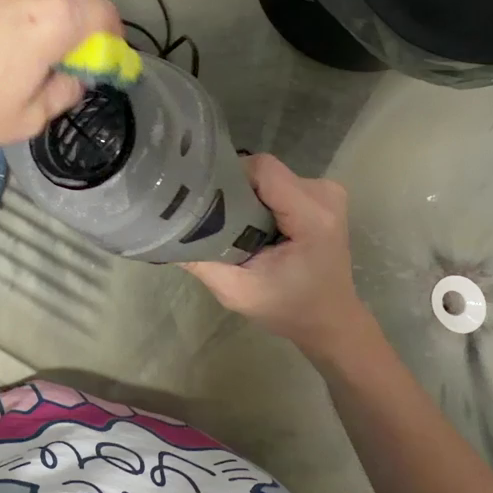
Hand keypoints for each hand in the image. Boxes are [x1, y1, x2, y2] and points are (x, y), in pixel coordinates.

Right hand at [183, 155, 372, 361]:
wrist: (330, 322)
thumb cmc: (288, 309)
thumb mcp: (236, 291)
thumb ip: (200, 258)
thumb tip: (161, 229)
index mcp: (312, 215)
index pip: (262, 170)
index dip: (229, 179)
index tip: (208, 203)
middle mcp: (323, 193)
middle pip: (262, 170)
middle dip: (234, 191)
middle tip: (215, 219)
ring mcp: (325, 191)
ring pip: (267, 175)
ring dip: (246, 196)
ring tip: (233, 224)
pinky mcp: (320, 195)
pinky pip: (276, 182)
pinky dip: (259, 198)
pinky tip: (252, 224)